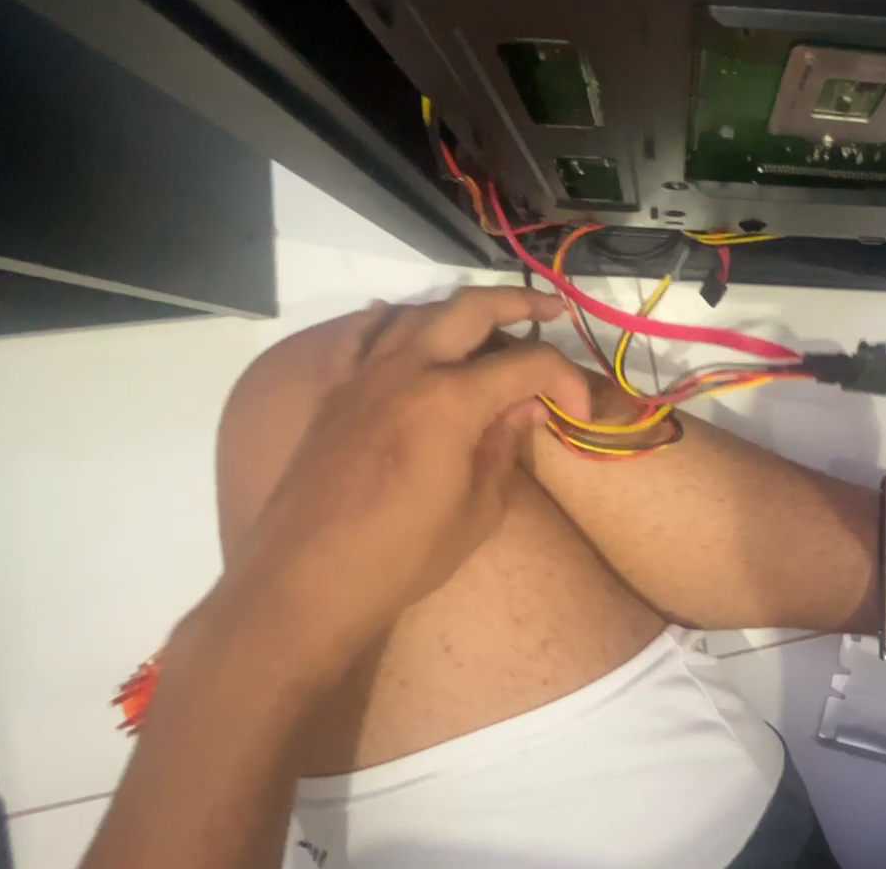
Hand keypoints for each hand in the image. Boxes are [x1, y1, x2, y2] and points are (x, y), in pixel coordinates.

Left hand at [205, 287, 590, 684]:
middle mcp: (409, 370)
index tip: (578, 412)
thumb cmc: (404, 554)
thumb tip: (527, 408)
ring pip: (418, 313)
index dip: (567, 380)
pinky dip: (381, 320)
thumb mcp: (479, 508)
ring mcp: (365, 375)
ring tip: (489, 322)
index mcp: (452, 400)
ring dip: (461, 310)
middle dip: (520, 302)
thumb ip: (505, 445)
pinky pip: (357, 337)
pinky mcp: (334, 393)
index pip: (530, 364)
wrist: (307, 584)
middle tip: (551, 310)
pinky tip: (393, 316)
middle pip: (472, 307)